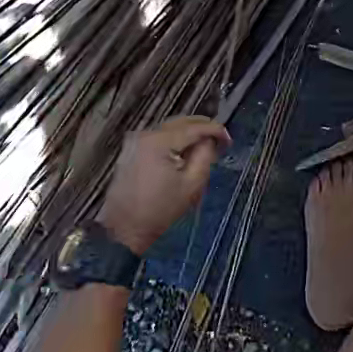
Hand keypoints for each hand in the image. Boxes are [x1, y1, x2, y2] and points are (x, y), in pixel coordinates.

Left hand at [95, 116, 230, 254]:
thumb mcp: (191, 185)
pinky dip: (175, 140)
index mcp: (160, 141)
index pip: (194, 127)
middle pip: (181, 121)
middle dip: (203, 128)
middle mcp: (146, 134)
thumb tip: (210, 141)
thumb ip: (205, 156)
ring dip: (189, 134)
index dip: (215, 130)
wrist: (124, 229)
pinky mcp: (131, 150)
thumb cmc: (160, 210)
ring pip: (170, 127)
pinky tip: (185, 152)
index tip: (229, 140)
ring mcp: (136, 141)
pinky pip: (160, 137)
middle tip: (219, 141)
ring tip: (205, 147)